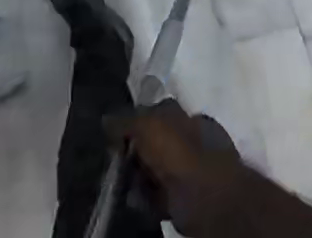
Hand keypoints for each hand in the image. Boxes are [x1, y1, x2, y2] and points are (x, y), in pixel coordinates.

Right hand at [107, 101, 247, 236]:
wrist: (205, 196)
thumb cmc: (177, 151)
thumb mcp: (146, 125)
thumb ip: (124, 120)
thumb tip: (105, 118)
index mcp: (181, 114)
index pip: (152, 111)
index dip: (132, 122)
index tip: (113, 136)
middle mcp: (186, 136)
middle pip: (151, 142)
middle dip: (134, 152)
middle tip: (115, 162)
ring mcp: (187, 167)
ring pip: (153, 169)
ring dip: (138, 178)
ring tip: (123, 184)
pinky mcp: (184, 196)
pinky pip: (157, 195)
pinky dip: (146, 198)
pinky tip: (137, 200)